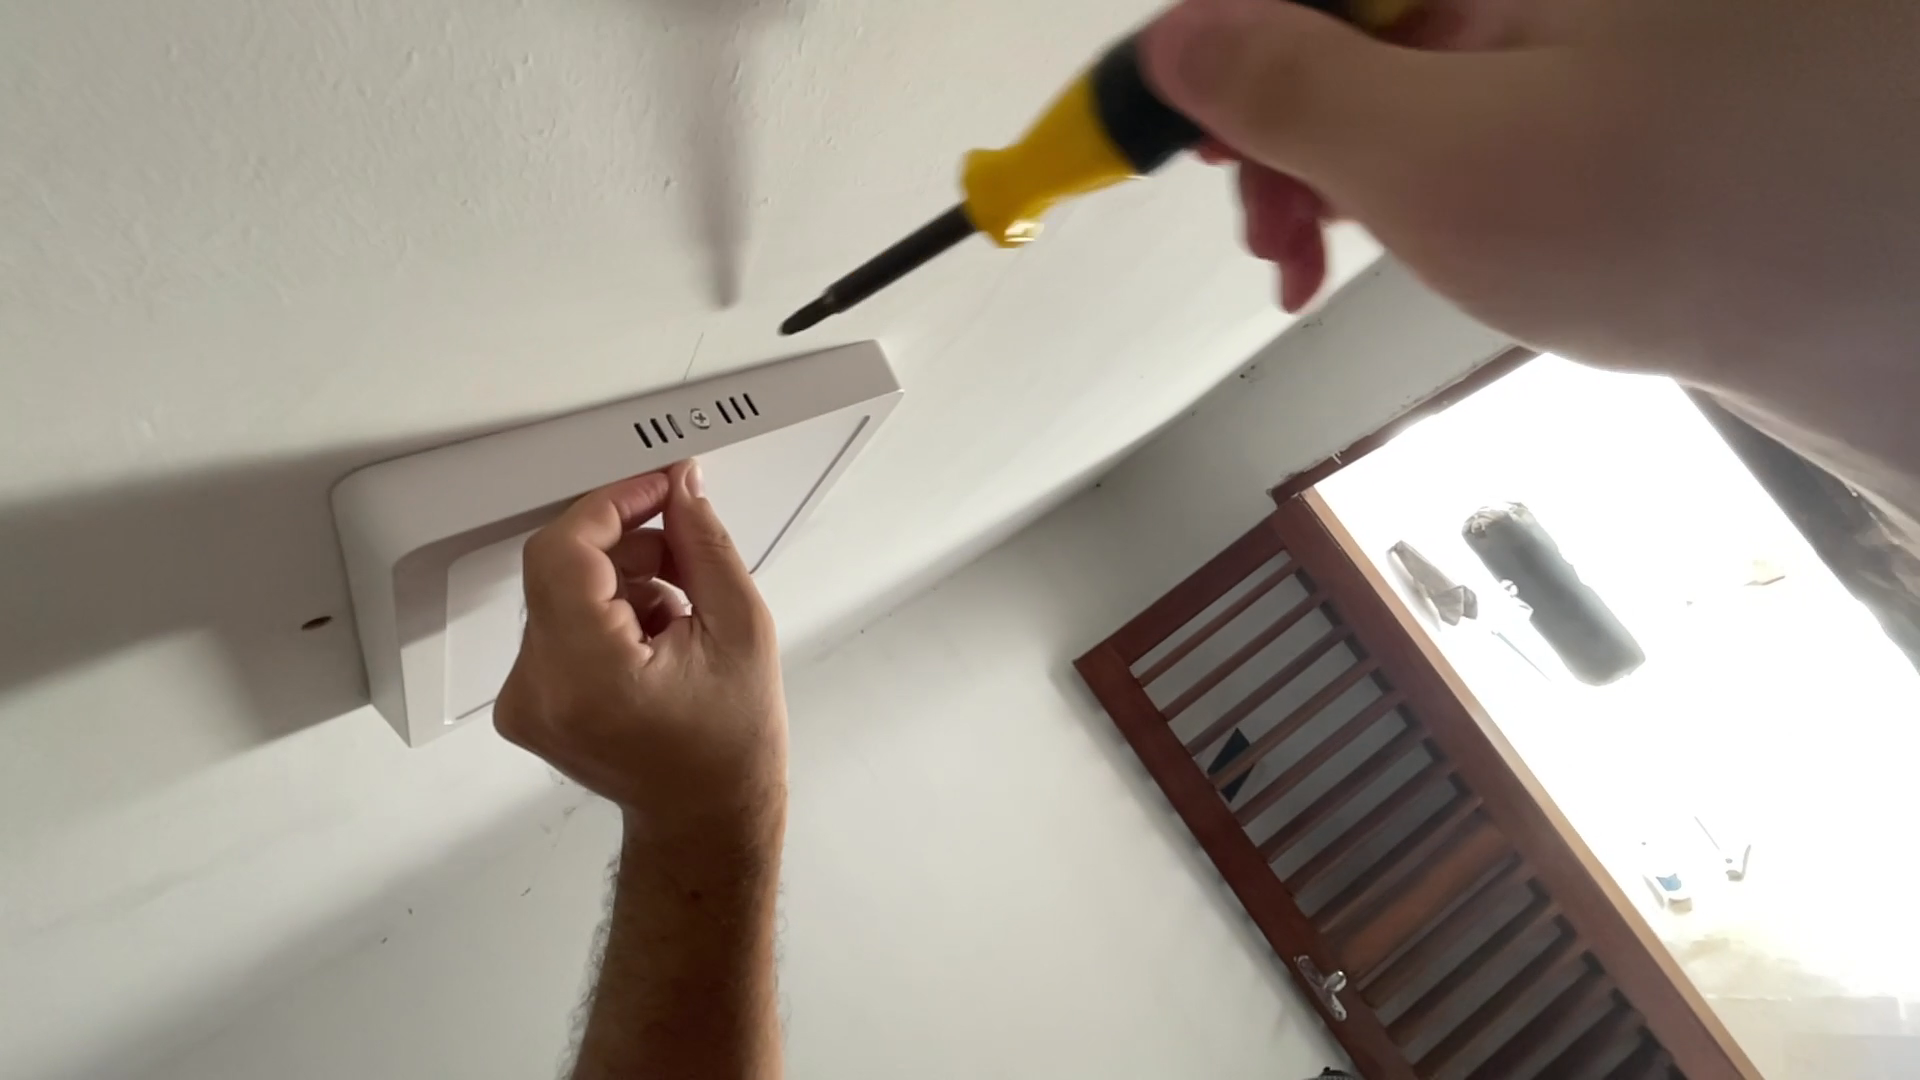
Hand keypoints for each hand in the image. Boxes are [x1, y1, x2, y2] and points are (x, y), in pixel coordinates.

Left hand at [495, 461, 787, 848]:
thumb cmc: (732, 742)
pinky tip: (660, 632)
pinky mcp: (530, 700)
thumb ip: (706, 548)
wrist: (705, 812)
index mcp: (590, 675)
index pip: (564, 553)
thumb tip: (683, 491)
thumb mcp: (742, 630)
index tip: (657, 489)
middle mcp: (538, 690)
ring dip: (624, 578)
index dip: (611, 504)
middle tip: (690, 554)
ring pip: (563, 591)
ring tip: (684, 609)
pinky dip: (610, 608)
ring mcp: (526, 699)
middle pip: (563, 569)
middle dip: (630, 545)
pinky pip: (560, 621)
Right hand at [1141, 0, 1913, 378]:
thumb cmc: (1667, 226)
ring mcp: (1542, 2)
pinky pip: (1414, 93)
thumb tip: (1171, 39)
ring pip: (1361, 60)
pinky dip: (1365, 170)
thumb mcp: (1439, 162)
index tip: (1180, 134)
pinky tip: (1349, 237)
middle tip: (1259, 233)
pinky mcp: (1554, 54)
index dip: (1220, 36)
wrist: (1864, 302)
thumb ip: (1292, 88)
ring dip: (1307, 163)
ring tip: (1299, 262)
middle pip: (1330, 11)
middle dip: (1268, 123)